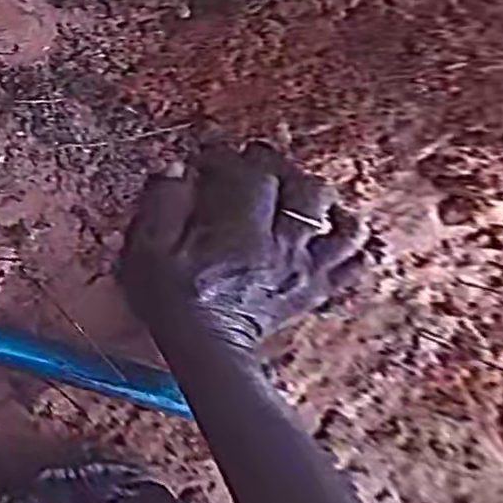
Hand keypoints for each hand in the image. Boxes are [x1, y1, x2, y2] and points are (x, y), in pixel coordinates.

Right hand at [120, 145, 370, 351]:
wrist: (203, 344)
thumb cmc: (166, 291)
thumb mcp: (145, 244)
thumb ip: (162, 202)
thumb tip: (175, 167)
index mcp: (239, 232)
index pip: (249, 177)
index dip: (226, 158)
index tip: (202, 158)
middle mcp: (284, 247)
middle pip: (306, 191)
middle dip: (278, 168)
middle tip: (249, 161)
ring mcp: (309, 269)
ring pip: (342, 221)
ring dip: (318, 199)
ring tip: (289, 191)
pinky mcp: (320, 288)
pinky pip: (356, 258)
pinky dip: (349, 237)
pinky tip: (328, 228)